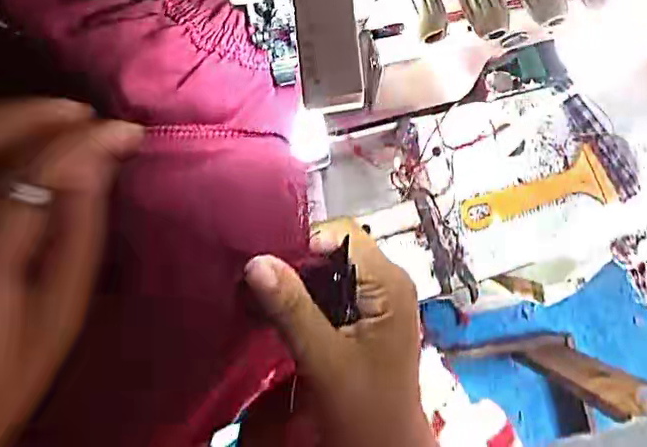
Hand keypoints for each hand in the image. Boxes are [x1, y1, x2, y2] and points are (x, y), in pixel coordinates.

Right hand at [241, 221, 434, 446]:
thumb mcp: (325, 360)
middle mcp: (390, 280)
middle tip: (257, 285)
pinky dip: (308, 302)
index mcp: (390, 280)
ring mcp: (381, 300)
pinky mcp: (369, 320)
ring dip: (299, 285)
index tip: (266, 266)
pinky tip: (282, 318)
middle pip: (337, 250)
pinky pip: (335, 294)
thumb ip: (292, 310)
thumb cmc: (365, 414)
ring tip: (264, 301)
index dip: (304, 243)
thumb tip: (257, 262)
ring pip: (332, 272)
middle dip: (297, 265)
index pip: (343, 233)